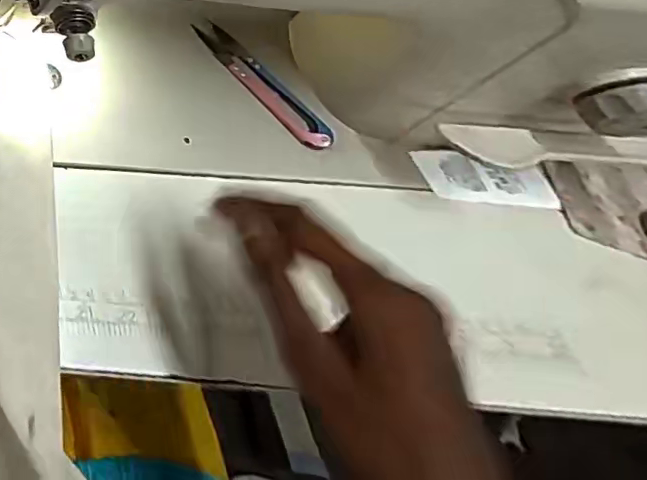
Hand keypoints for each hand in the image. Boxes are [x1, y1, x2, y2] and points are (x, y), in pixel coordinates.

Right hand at [216, 196, 507, 479]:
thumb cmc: (385, 440)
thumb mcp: (314, 359)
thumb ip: (276, 286)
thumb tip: (249, 234)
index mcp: (382, 295)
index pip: (304, 224)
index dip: (256, 208)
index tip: (224, 205)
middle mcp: (408, 295)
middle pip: (325, 237)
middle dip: (273, 225)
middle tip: (231, 221)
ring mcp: (421, 313)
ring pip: (343, 259)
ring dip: (296, 249)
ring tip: (256, 246)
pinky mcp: (422, 330)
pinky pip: (362, 282)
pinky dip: (322, 273)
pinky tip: (298, 282)